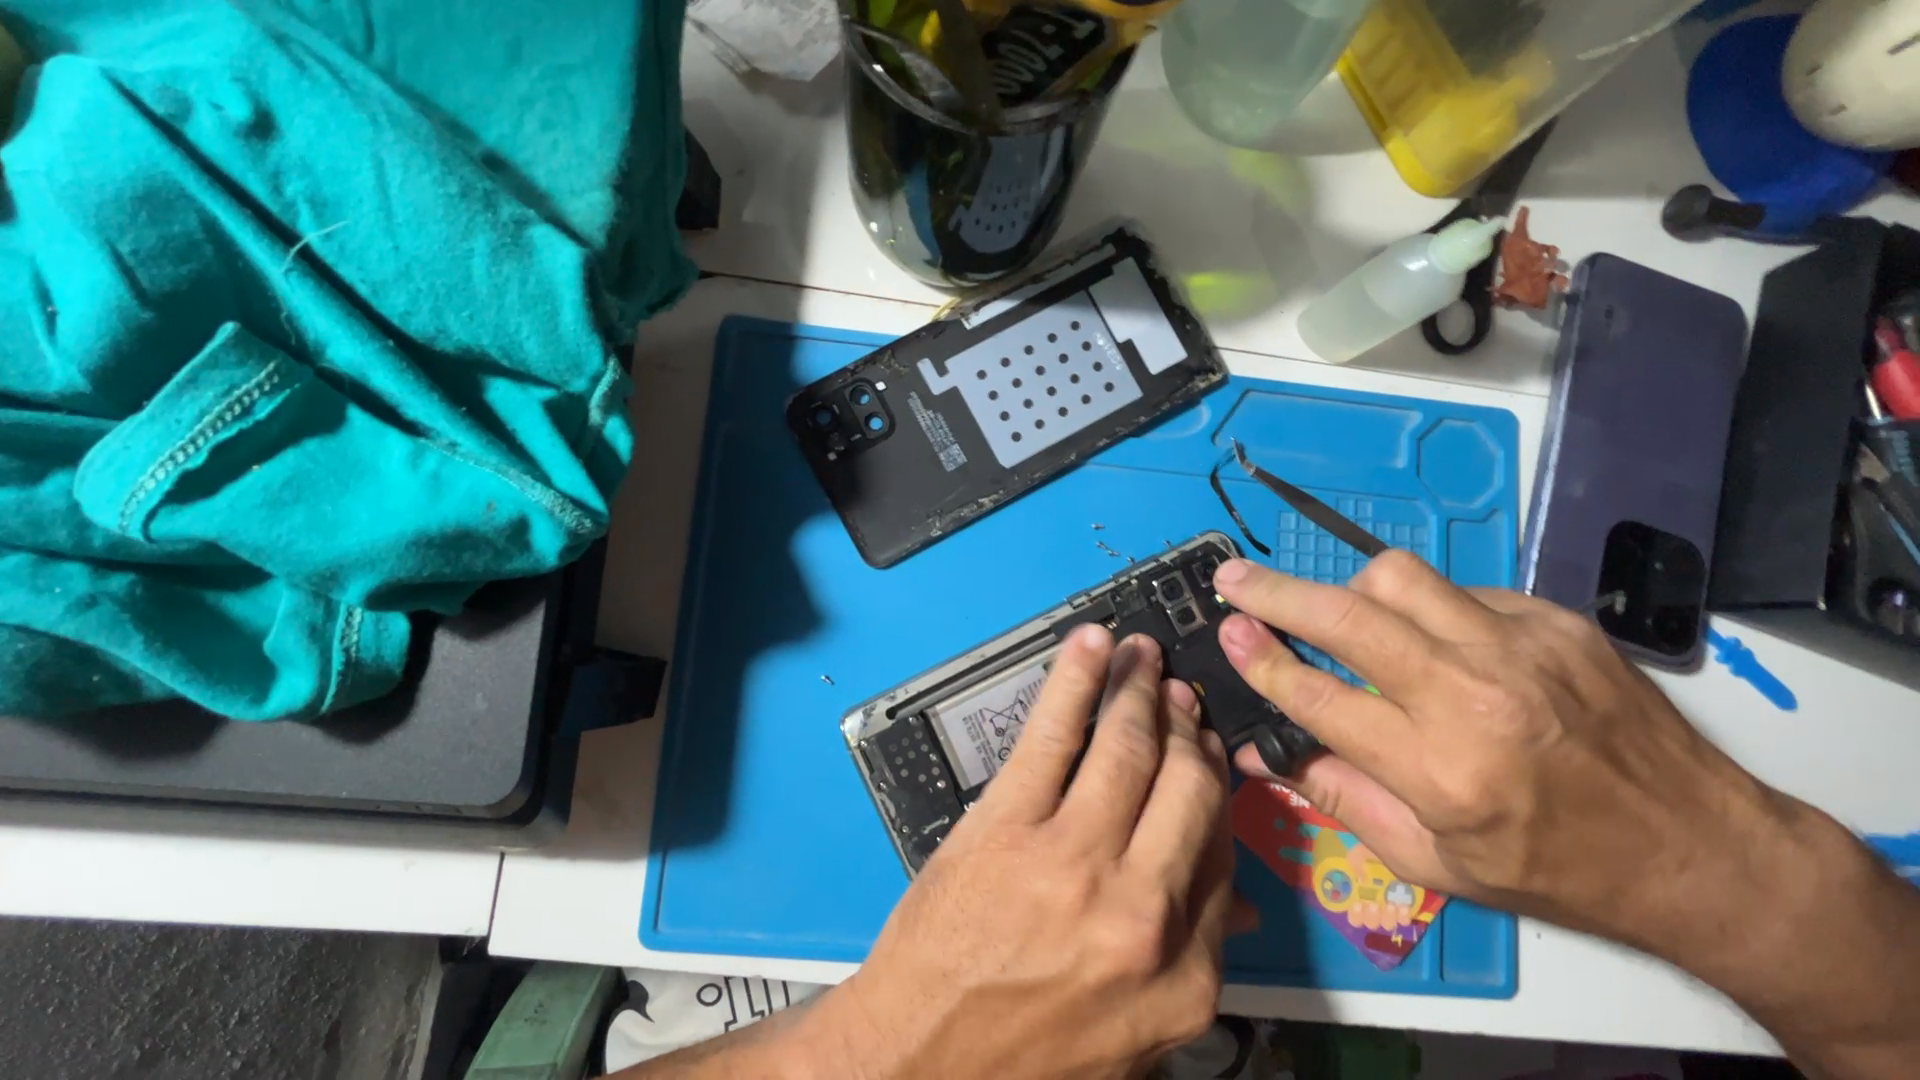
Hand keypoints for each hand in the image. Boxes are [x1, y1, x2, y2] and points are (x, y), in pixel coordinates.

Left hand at [818, 626, 1247, 1079]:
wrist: (919, 1062)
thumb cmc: (1028, 1052)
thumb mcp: (1133, 1034)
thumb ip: (1188, 956)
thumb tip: (1231, 894)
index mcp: (1185, 971)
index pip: (1221, 850)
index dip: (1215, 786)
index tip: (1205, 750)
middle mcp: (1142, 909)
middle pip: (1188, 788)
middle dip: (1188, 729)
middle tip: (1182, 695)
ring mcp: (1071, 858)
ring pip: (1127, 750)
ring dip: (1139, 689)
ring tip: (1145, 657)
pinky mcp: (1007, 824)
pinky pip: (1053, 736)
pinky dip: (1077, 681)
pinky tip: (1093, 647)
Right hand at [1209, 553, 1788, 953]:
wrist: (1698, 848)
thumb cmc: (1551, 869)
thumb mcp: (1432, 862)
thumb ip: (1338, 796)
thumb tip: (1260, 750)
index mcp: (1438, 769)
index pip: (1318, 696)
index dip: (1260, 660)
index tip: (1225, 630)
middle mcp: (1472, 696)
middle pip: (1345, 618)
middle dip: (1275, 593)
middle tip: (1233, 579)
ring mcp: (1517, 647)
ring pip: (1398, 579)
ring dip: (1352, 590)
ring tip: (1339, 610)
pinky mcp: (1553, 621)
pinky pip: (1458, 590)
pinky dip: (1425, 606)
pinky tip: (1434, 639)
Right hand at [1342, 845, 1413, 930]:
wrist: (1400, 851)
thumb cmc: (1374, 854)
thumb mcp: (1360, 853)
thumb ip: (1356, 863)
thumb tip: (1360, 878)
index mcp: (1359, 895)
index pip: (1354, 916)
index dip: (1355, 914)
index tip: (1358, 904)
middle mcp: (1373, 904)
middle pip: (1370, 923)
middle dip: (1372, 916)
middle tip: (1375, 905)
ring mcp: (1391, 907)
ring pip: (1388, 925)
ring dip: (1388, 917)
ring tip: (1391, 905)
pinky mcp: (1407, 907)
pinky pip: (1405, 920)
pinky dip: (1403, 915)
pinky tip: (1403, 904)